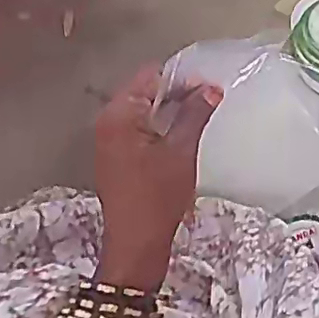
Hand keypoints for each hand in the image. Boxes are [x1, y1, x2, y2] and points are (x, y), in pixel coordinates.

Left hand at [94, 64, 221, 290]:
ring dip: (171, 109)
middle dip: (177, 92)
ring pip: (144, 110)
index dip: (181, 77)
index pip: (150, 76)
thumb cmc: (158, 195)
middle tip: (210, 100)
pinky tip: (183, 135)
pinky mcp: (117, 155)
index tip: (209, 87)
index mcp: (119, 115)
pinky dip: (161, 125)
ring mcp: (110, 139)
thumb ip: (195, 114)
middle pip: (145, 91)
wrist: (137, 241)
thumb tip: (211, 88)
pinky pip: (140, 127)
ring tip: (201, 116)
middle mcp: (108, 122)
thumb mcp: (182, 150)